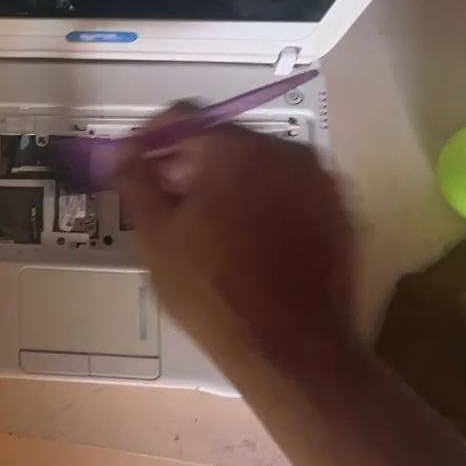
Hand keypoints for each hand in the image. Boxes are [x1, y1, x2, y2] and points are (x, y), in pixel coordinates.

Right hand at [116, 106, 356, 375]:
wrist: (292, 348)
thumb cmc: (211, 287)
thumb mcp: (154, 233)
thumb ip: (135, 179)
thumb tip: (125, 151)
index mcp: (235, 148)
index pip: (182, 116)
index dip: (150, 136)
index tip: (135, 162)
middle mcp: (285, 152)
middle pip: (223, 138)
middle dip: (190, 160)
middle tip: (166, 197)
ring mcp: (321, 182)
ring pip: (259, 164)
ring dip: (227, 180)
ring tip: (204, 221)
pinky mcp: (341, 213)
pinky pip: (289, 190)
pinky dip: (263, 200)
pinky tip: (245, 238)